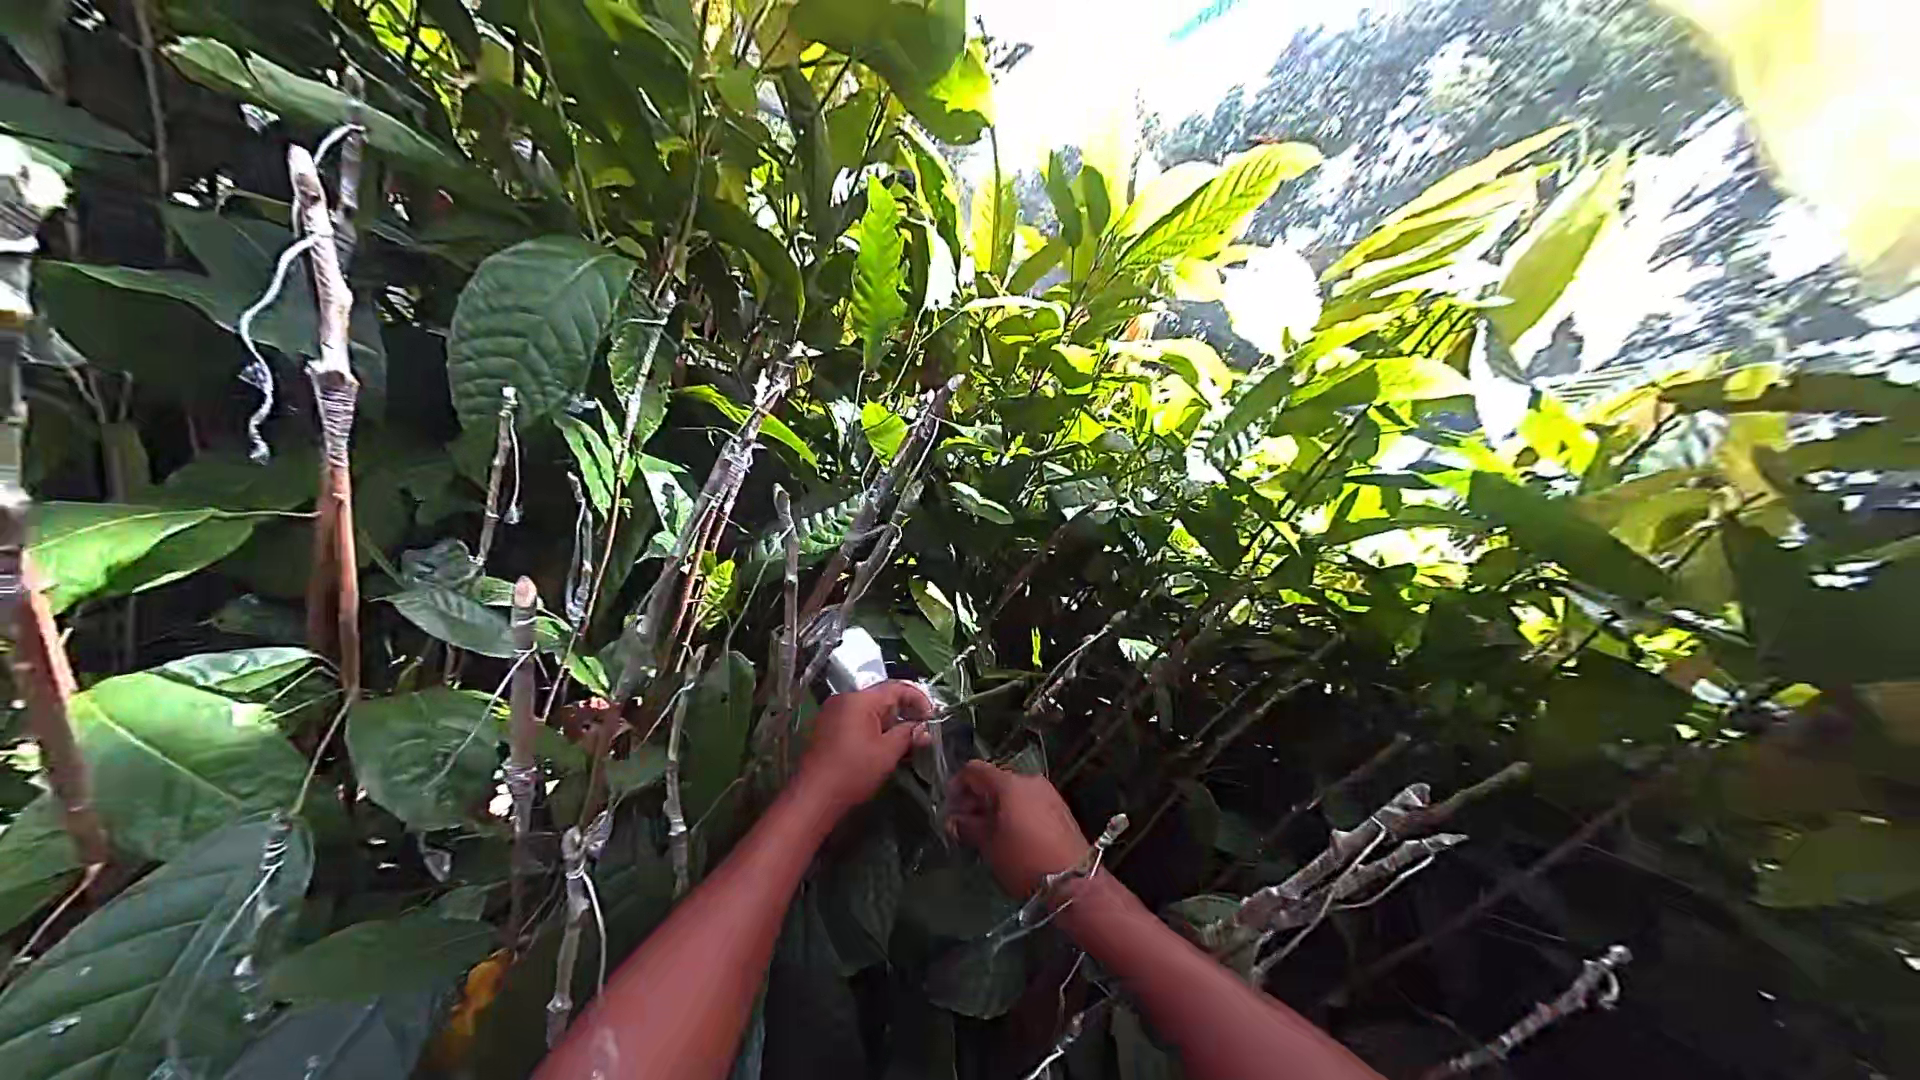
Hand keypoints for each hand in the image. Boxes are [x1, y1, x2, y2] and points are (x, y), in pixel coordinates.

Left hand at [796, 681, 931, 815]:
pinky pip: (856, 720)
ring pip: (870, 711)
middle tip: (921, 732)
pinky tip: (884, 748)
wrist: (813, 797)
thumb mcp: (887, 752)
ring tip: (905, 743)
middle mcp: (844, 699)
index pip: (896, 688)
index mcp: (859, 699)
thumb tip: (924, 730)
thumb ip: (908, 735)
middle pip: (882, 698)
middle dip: (904, 713)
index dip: (918, 699)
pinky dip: (873, 730)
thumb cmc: (853, 771)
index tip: (932, 717)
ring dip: (889, 724)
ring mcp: (832, 713)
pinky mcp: (827, 728)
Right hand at [947, 761, 1089, 898]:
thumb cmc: (1024, 860)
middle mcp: (1028, 780)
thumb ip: (967, 827)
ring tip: (984, 833)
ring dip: (993, 806)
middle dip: (974, 799)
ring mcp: (1047, 792)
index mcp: (1008, 783)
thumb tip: (954, 821)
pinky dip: (1012, 812)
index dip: (957, 785)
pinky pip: (1027, 801)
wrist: (1074, 881)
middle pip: (993, 780)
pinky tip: (1008, 835)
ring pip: (1011, 792)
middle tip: (962, 824)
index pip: (974, 770)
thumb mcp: (988, 844)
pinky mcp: (1058, 808)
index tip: (949, 807)